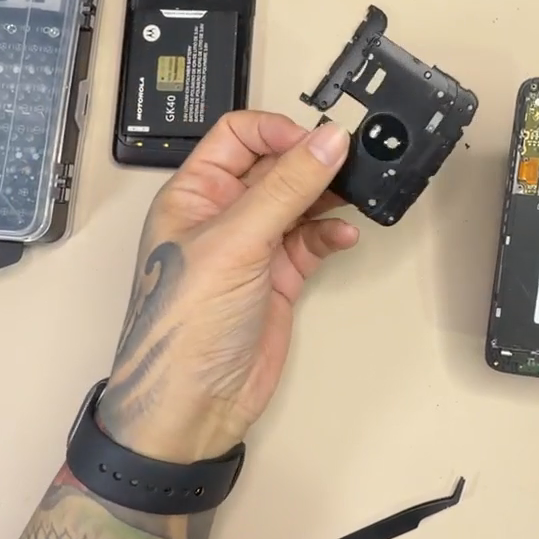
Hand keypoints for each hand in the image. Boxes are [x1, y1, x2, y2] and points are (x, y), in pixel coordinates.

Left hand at [97, 111, 359, 462]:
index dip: (278, 130)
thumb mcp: (235, 243)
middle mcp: (223, 215)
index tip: (317, 140)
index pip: (238, 136)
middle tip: (348, 163)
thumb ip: (286, 189)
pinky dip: (331, 233)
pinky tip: (344, 235)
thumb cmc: (183, 328)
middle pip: (275, 166)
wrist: (194, 408)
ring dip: (328, 196)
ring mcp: (253, 247)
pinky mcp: (279, 277)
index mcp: (194, 195)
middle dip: (311, 162)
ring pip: (299, 202)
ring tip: (355, 194)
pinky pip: (312, 241)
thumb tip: (326, 142)